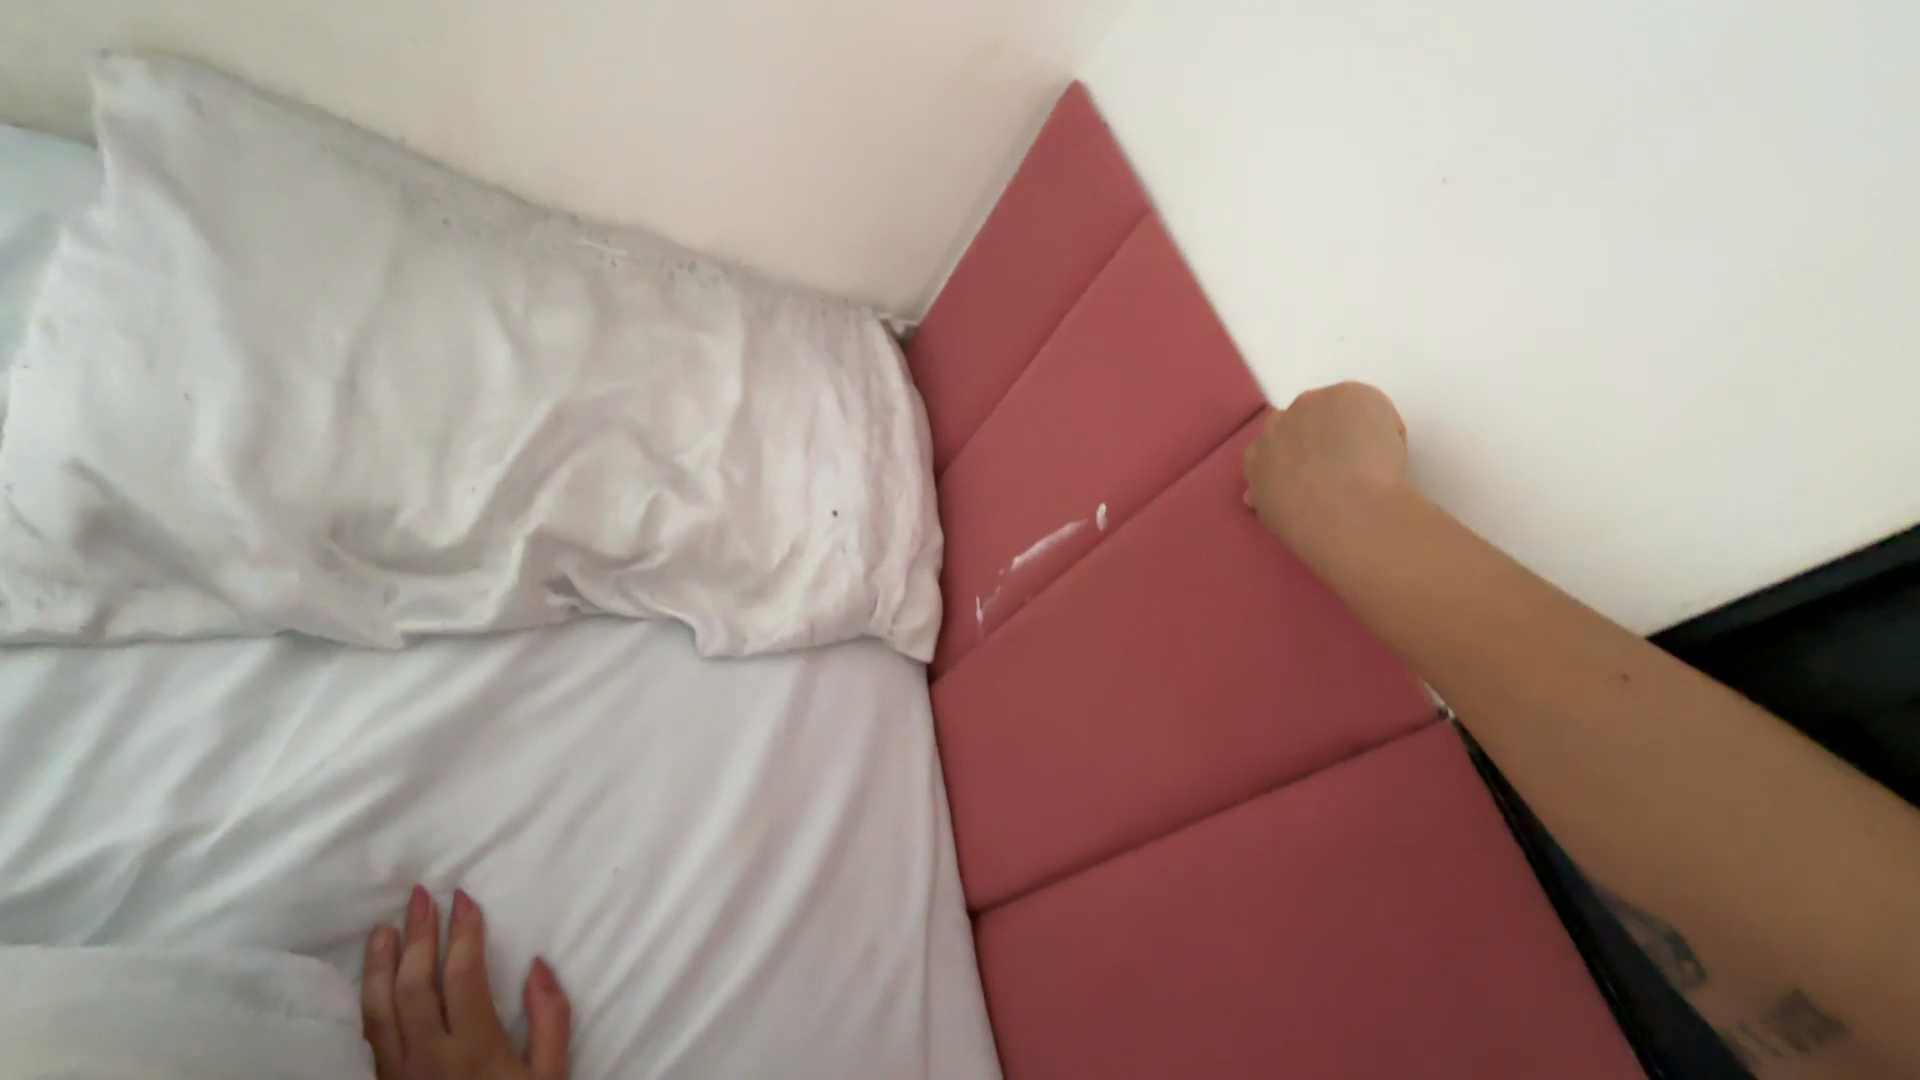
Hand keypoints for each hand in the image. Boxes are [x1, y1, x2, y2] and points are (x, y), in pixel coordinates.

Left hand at [361, 887, 571, 1079]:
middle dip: (419, 935)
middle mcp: (428, 1058)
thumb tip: (538, 965)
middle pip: (414, 985)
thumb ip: (550, 1020)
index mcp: (474, 1049)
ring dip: (381, 964)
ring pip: (379, 1011)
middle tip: (420, 895)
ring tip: (385, 927)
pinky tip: (367, 983)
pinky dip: (363, 1004)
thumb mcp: (550, 1078)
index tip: (465, 898)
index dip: (464, 933)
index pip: (462, 976)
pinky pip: (365, 1040)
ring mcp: (397, 1076)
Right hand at [1242, 381, 1411, 551]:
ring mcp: (1312, 404)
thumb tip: (1257, 493)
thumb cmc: (1307, 525)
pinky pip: (1368, 405)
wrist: (1346, 512)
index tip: (1316, 474)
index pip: (1274, 446)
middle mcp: (1278, 423)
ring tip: (1370, 459)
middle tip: (1344, 465)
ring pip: (1335, 410)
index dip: (1299, 458)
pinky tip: (1386, 452)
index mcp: (1256, 455)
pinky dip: (1381, 424)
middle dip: (1321, 437)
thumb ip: (1266, 496)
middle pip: (1302, 421)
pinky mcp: (1348, 394)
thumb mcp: (1272, 516)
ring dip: (1349, 427)